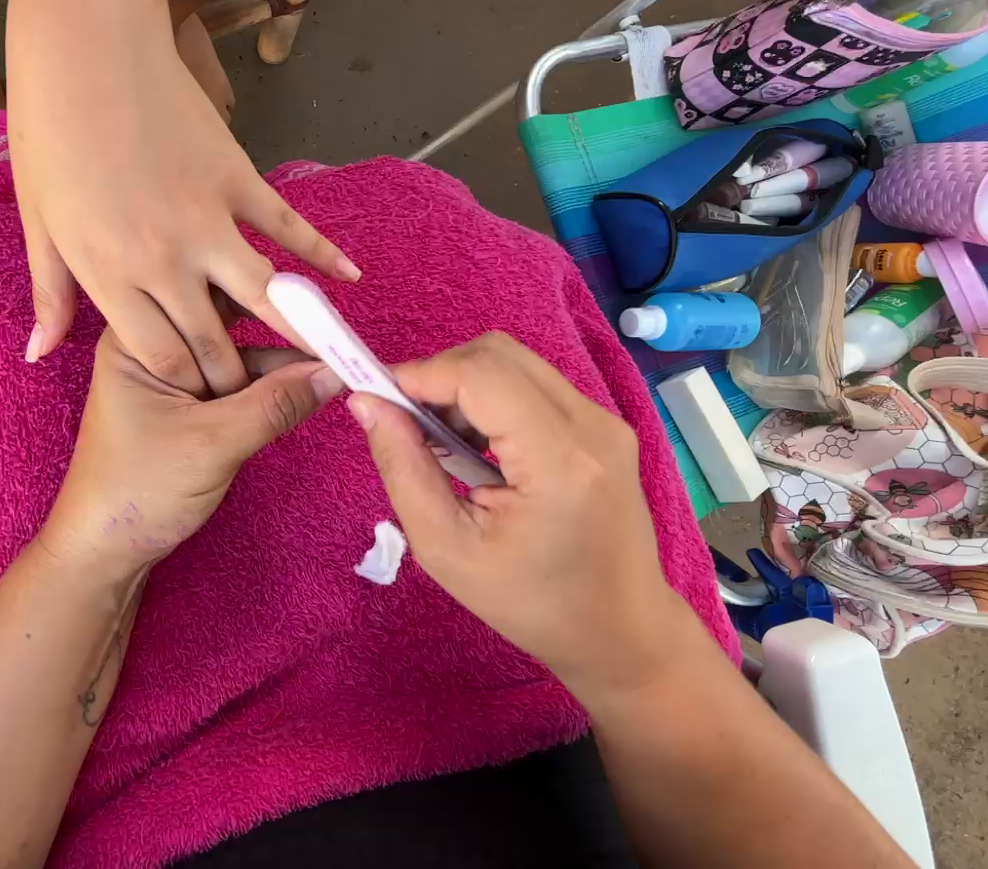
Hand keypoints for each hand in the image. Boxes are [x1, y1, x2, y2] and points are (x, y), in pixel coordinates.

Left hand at [7, 6, 357, 398]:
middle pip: (215, 345)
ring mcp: (209, 220)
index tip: (207, 400)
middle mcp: (165, 262)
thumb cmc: (48, 135)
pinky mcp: (240, 180)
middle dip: (237, 381)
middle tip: (256, 392)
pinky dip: (323, 254)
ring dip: (295, 336)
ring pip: (263, 298)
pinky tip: (350, 277)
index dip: (190, 389)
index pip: (165, 361)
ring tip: (323, 361)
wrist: (86, 45)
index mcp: (109, 276)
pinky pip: (290, 227)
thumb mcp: (39, 223)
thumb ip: (50, 294)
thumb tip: (36, 355)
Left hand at [43, 325, 343, 575]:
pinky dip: (266, 386)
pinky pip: (232, 381)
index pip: (205, 295)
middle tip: (336, 331)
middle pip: (224, 320)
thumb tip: (336, 372)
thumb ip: (275, 405)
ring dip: (278, 361)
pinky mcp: (185, 403)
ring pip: (234, 351)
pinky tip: (305, 387)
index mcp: (136, 336)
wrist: (102, 553)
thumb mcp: (213, 443)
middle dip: (279, 325)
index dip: (263, 296)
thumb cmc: (139, 490)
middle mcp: (151, 344)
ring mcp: (169, 374)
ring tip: (334, 362)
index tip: (320, 305)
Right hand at [346, 333, 693, 695]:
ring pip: (514, 361)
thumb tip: (365, 403)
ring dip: (463, 384)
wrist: (622, 633)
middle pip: (497, 354)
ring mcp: (605, 420)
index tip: (379, 400)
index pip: (481, 374)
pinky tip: (476, 445)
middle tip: (407, 422)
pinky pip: (533, 382)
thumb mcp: (446, 548)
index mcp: (559, 461)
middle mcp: (592, 425)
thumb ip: (402, 468)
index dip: (421, 374)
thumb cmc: (531, 603)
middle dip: (439, 374)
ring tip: (441, 439)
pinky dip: (490, 397)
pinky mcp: (604, 424)